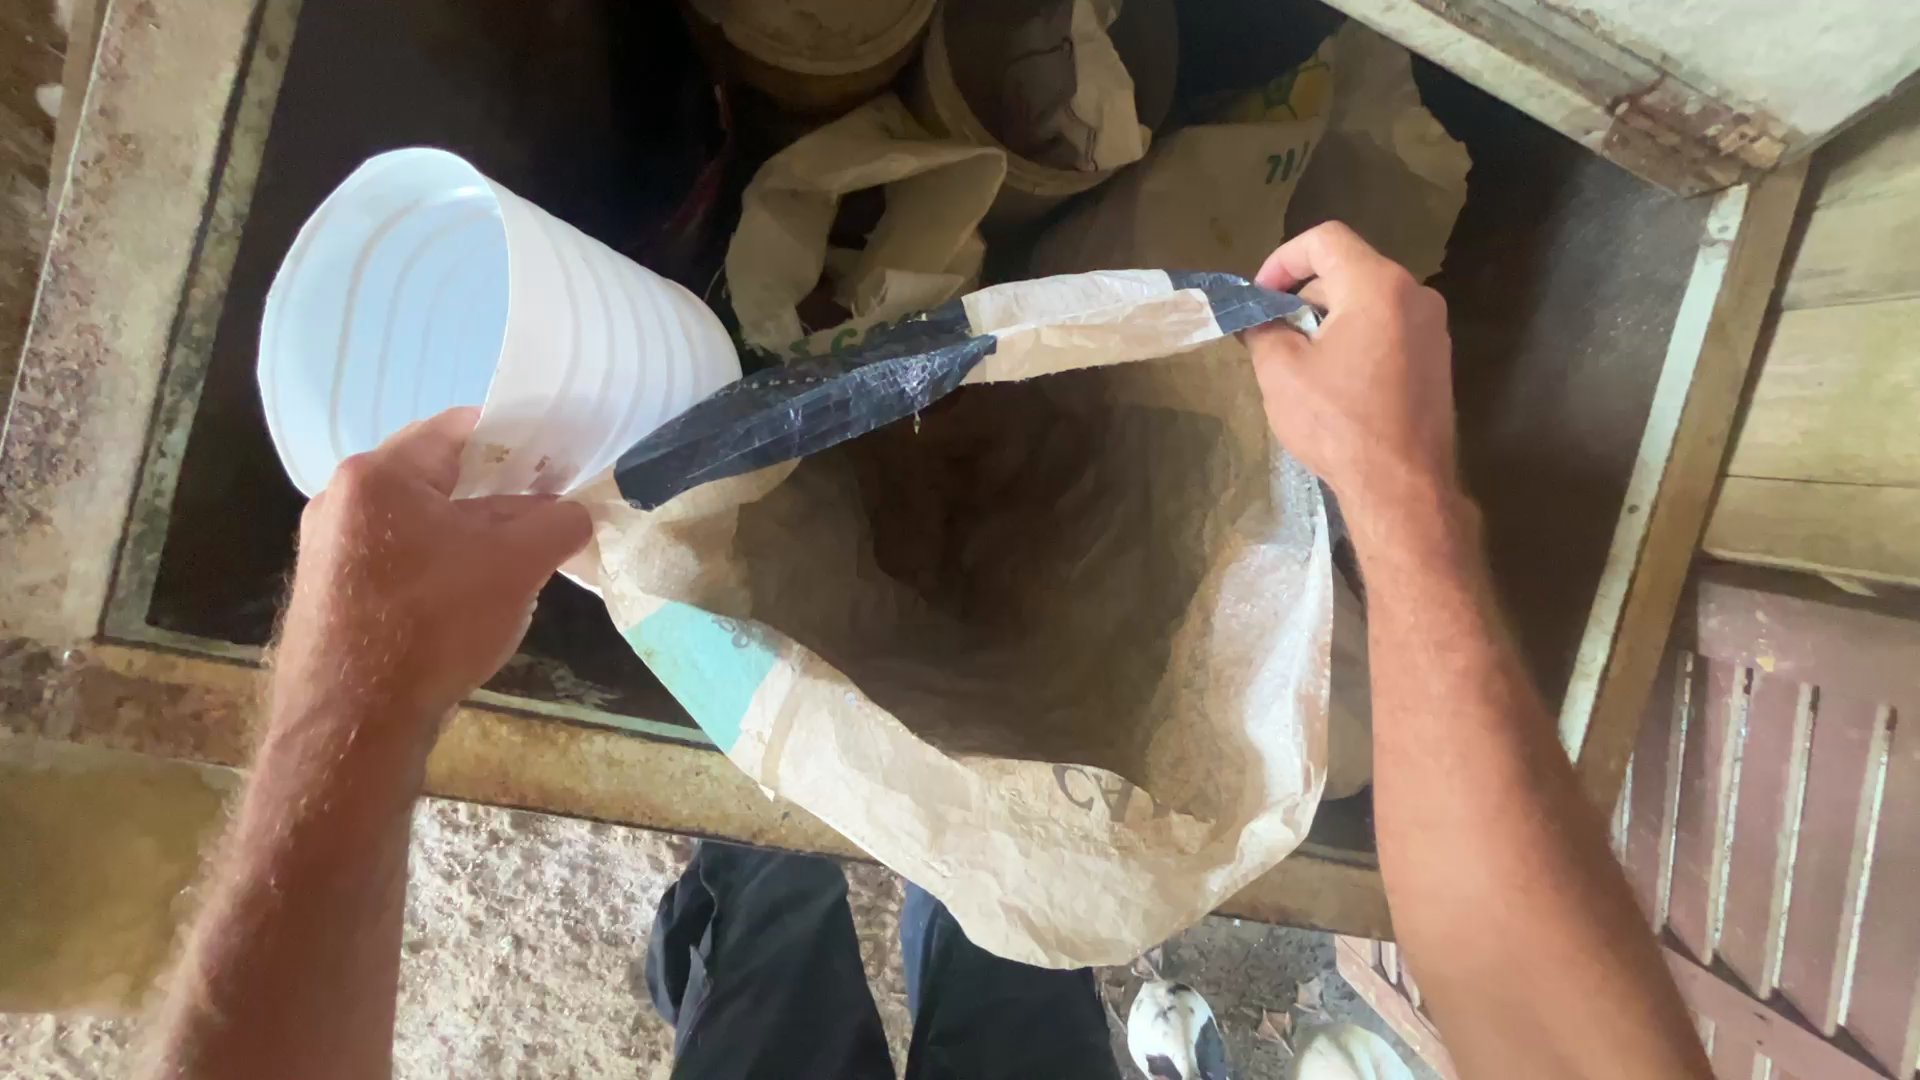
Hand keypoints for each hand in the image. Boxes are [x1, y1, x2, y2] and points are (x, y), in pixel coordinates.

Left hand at [272, 407, 591, 744]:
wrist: (356, 718)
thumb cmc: (437, 620)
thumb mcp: (520, 564)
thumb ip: (561, 523)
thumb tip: (576, 513)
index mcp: (380, 476)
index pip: (457, 428)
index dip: (516, 437)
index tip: (558, 458)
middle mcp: (345, 500)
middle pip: (442, 475)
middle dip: (504, 491)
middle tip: (552, 509)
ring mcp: (334, 546)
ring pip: (427, 518)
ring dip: (480, 530)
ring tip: (526, 556)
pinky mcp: (339, 588)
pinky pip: (408, 553)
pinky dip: (451, 559)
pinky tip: (482, 592)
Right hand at [1246, 222, 1459, 522]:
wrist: (1400, 482)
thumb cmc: (1336, 421)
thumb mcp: (1280, 372)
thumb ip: (1263, 330)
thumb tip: (1256, 318)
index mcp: (1376, 285)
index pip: (1325, 239)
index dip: (1282, 259)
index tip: (1258, 297)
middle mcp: (1414, 293)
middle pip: (1348, 269)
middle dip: (1301, 293)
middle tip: (1270, 332)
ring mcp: (1432, 327)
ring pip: (1367, 301)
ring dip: (1326, 318)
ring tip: (1297, 360)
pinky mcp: (1436, 359)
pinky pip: (1387, 328)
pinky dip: (1353, 337)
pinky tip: (1332, 381)